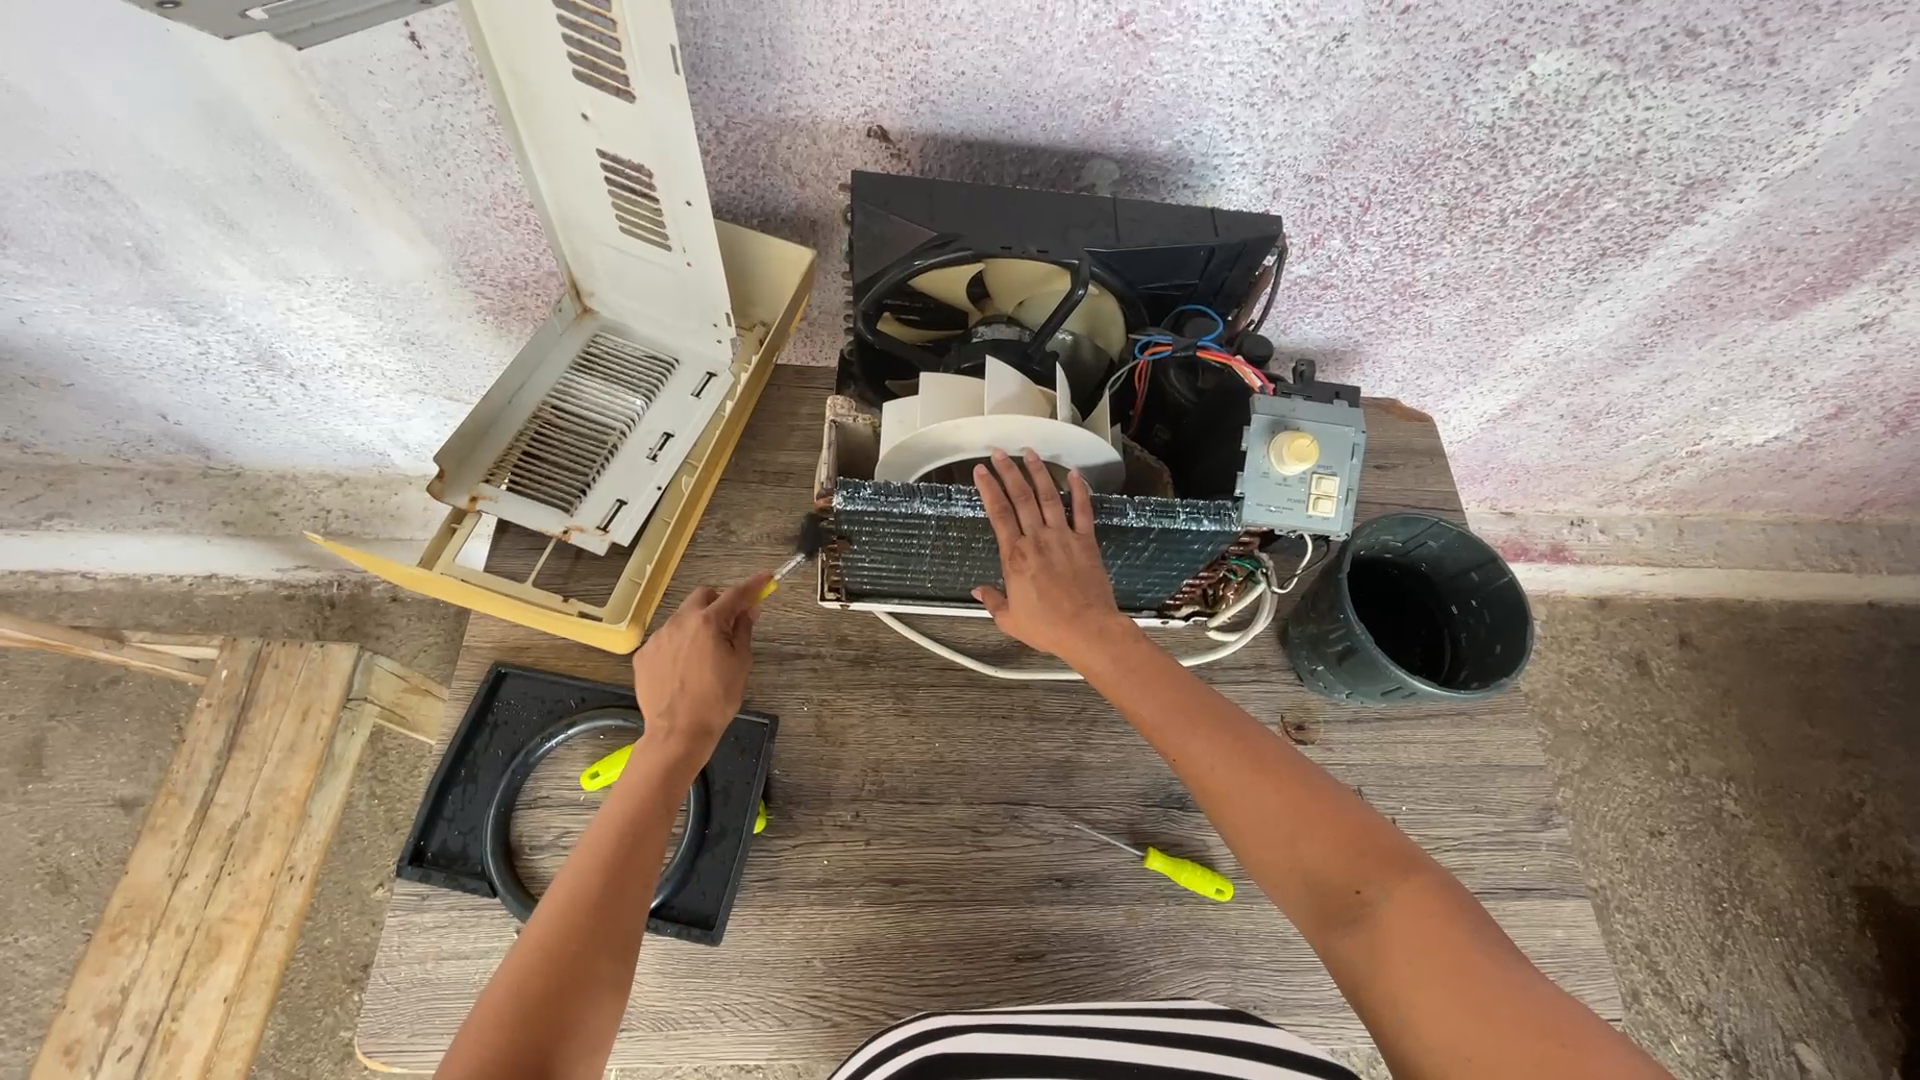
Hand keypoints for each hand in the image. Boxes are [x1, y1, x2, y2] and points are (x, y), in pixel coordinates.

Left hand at [630, 574, 768, 762]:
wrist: (678, 732)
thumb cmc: (716, 700)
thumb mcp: (740, 664)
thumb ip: (744, 630)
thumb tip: (749, 610)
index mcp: (708, 622)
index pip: (735, 594)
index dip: (753, 585)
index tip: (765, 578)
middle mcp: (680, 622)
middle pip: (703, 596)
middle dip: (720, 600)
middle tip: (732, 619)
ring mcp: (658, 637)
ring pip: (683, 617)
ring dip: (698, 623)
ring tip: (707, 651)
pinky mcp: (644, 654)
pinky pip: (666, 638)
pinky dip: (680, 643)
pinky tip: (686, 666)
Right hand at [973, 448, 1137, 667]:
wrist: (1087, 630)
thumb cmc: (1048, 627)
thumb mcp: (1009, 619)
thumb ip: (992, 600)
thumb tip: (977, 591)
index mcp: (1014, 556)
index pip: (998, 513)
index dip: (988, 489)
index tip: (980, 471)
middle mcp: (1037, 539)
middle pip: (1020, 497)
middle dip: (1008, 472)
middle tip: (999, 453)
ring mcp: (1063, 537)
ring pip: (1048, 496)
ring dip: (1038, 472)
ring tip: (1029, 452)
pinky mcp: (1086, 542)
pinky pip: (1082, 510)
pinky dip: (1078, 490)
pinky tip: (1073, 473)